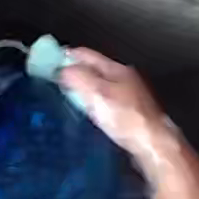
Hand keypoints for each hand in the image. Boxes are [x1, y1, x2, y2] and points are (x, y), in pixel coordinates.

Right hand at [57, 48, 192, 181]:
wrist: (153, 145)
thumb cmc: (124, 117)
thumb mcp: (95, 92)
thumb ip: (76, 76)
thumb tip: (60, 69)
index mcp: (116, 68)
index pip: (84, 53)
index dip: (63, 56)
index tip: (45, 64)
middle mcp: (124, 77)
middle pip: (92, 67)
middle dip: (71, 71)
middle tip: (51, 82)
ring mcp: (129, 95)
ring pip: (98, 84)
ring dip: (81, 87)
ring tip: (64, 97)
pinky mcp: (130, 112)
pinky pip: (105, 99)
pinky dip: (91, 101)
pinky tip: (85, 112)